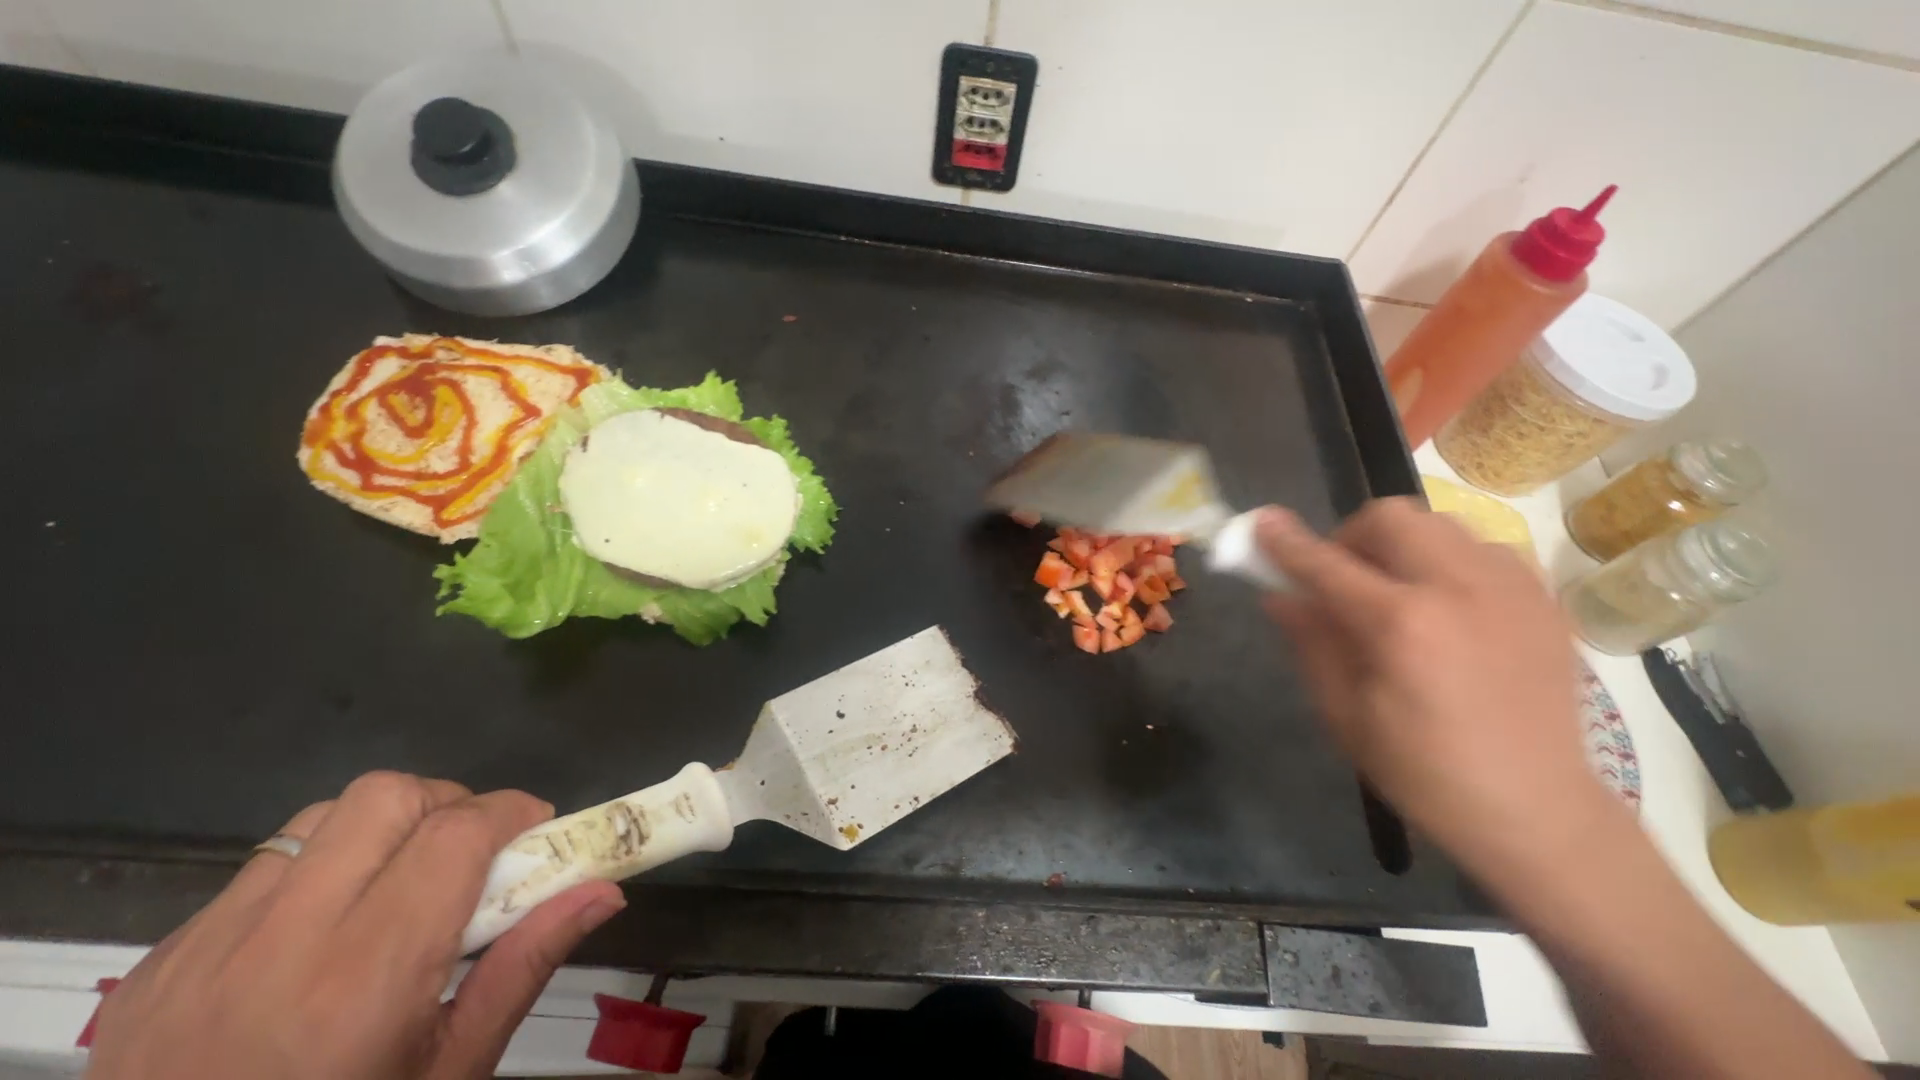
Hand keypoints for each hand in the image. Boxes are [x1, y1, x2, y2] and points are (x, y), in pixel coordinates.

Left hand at [86, 772, 626, 1079]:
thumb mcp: (451, 1073)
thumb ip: (524, 967)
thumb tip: (602, 891)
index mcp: (363, 980)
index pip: (453, 836)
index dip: (511, 813)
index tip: (539, 831)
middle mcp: (280, 942)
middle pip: (384, 798)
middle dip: (447, 805)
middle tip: (473, 854)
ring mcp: (207, 946)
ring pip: (318, 820)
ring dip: (379, 831)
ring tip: (399, 888)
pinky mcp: (162, 959)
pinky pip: (256, 874)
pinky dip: (313, 875)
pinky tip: (320, 938)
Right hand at [1256, 499, 1618, 883]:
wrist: (1536, 808)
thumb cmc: (1424, 771)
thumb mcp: (1345, 715)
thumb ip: (1311, 643)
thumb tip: (1279, 595)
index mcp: (1402, 624)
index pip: (1327, 564)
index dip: (1286, 542)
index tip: (1261, 523)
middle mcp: (1459, 588)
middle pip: (1391, 517)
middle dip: (1352, 536)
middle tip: (1343, 578)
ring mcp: (1510, 588)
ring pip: (1440, 524)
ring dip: (1403, 546)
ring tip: (1400, 592)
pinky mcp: (1543, 599)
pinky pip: (1484, 550)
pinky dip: (1451, 563)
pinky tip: (1450, 608)